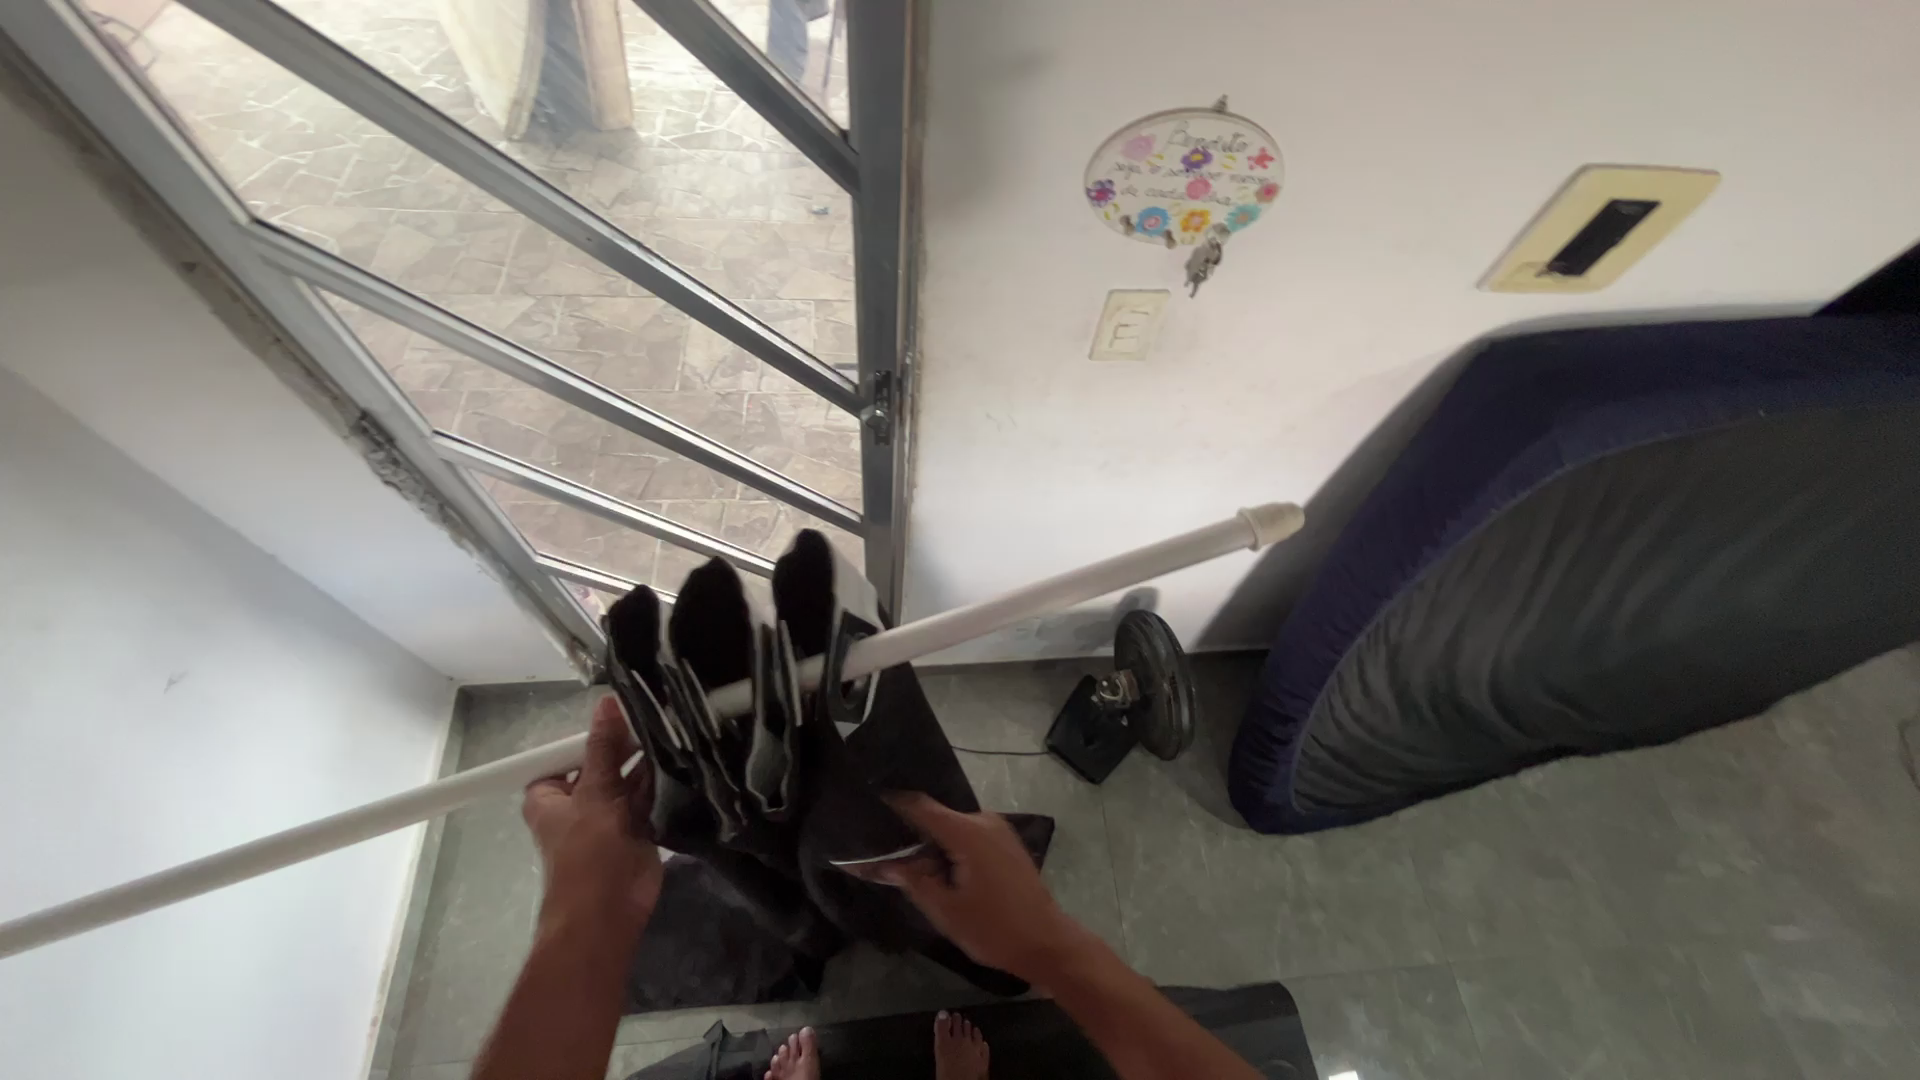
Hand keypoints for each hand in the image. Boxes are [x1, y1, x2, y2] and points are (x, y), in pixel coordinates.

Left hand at [522, 696, 662, 936]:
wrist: (609, 911)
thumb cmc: (588, 852)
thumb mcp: (594, 792)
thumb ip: (604, 747)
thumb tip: (607, 702)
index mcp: (551, 794)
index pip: (570, 751)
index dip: (596, 733)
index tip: (627, 710)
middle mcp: (579, 801)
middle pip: (604, 761)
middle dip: (629, 746)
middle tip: (662, 715)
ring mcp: (609, 814)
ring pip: (630, 777)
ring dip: (649, 763)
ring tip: (678, 731)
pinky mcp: (637, 826)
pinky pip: (649, 795)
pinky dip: (663, 781)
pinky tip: (684, 757)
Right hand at [879, 793, 1094, 981]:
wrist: (1046, 942)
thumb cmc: (993, 928)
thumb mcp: (945, 910)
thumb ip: (912, 881)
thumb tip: (878, 865)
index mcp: (967, 831)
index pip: (920, 805)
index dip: (893, 804)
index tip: (868, 806)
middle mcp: (983, 820)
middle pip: (936, 816)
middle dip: (911, 833)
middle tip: (882, 850)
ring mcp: (998, 828)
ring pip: (952, 827)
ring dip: (933, 843)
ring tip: (908, 864)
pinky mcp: (1005, 841)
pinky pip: (969, 834)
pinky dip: (951, 846)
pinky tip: (940, 869)